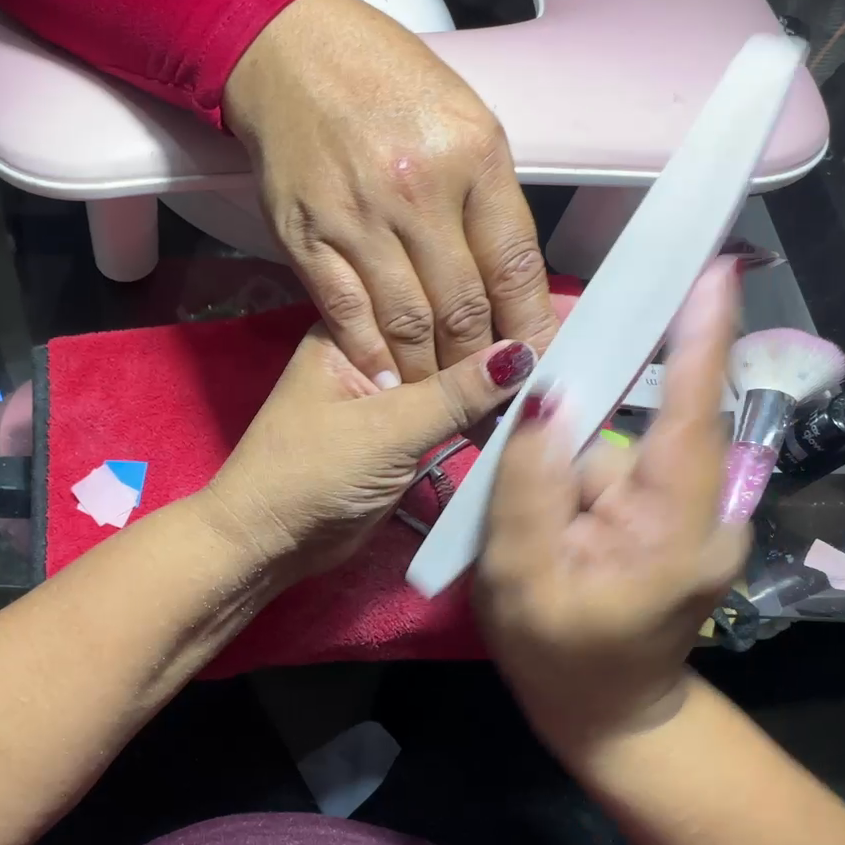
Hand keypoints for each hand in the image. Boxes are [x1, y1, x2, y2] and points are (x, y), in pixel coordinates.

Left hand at [194, 327, 536, 580]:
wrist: (268, 542)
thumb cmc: (309, 474)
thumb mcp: (385, 430)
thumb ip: (455, 393)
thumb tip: (528, 352)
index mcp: (351, 330)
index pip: (431, 301)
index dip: (490, 306)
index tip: (557, 311)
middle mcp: (369, 354)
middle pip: (445, 339)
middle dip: (500, 346)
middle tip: (576, 342)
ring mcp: (383, 396)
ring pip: (450, 381)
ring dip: (494, 385)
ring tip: (567, 372)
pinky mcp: (395, 436)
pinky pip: (447, 417)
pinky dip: (479, 416)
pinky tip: (525, 409)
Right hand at [222, 0, 559, 387]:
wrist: (290, 60)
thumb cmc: (381, 84)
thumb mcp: (461, 121)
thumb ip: (486, 200)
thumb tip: (507, 279)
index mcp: (473, 154)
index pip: (515, 264)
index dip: (530, 326)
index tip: (535, 362)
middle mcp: (418, 191)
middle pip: (462, 304)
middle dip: (478, 362)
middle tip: (488, 397)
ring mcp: (357, 219)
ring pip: (406, 319)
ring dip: (427, 370)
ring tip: (439, 396)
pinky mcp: (307, 240)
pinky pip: (346, 312)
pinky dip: (370, 354)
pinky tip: (387, 381)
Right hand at [472, 265, 747, 755]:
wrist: (607, 713)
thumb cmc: (558, 654)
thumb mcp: (520, 575)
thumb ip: (527, 486)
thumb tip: (543, 396)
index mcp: (673, 527)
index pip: (691, 417)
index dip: (699, 342)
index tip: (715, 269)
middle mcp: (700, 510)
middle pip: (631, 436)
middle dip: (567, 450)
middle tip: (527, 504)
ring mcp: (688, 516)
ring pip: (611, 457)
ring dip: (560, 479)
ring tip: (532, 537)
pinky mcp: (669, 521)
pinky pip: (614, 476)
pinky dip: (572, 488)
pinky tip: (549, 532)